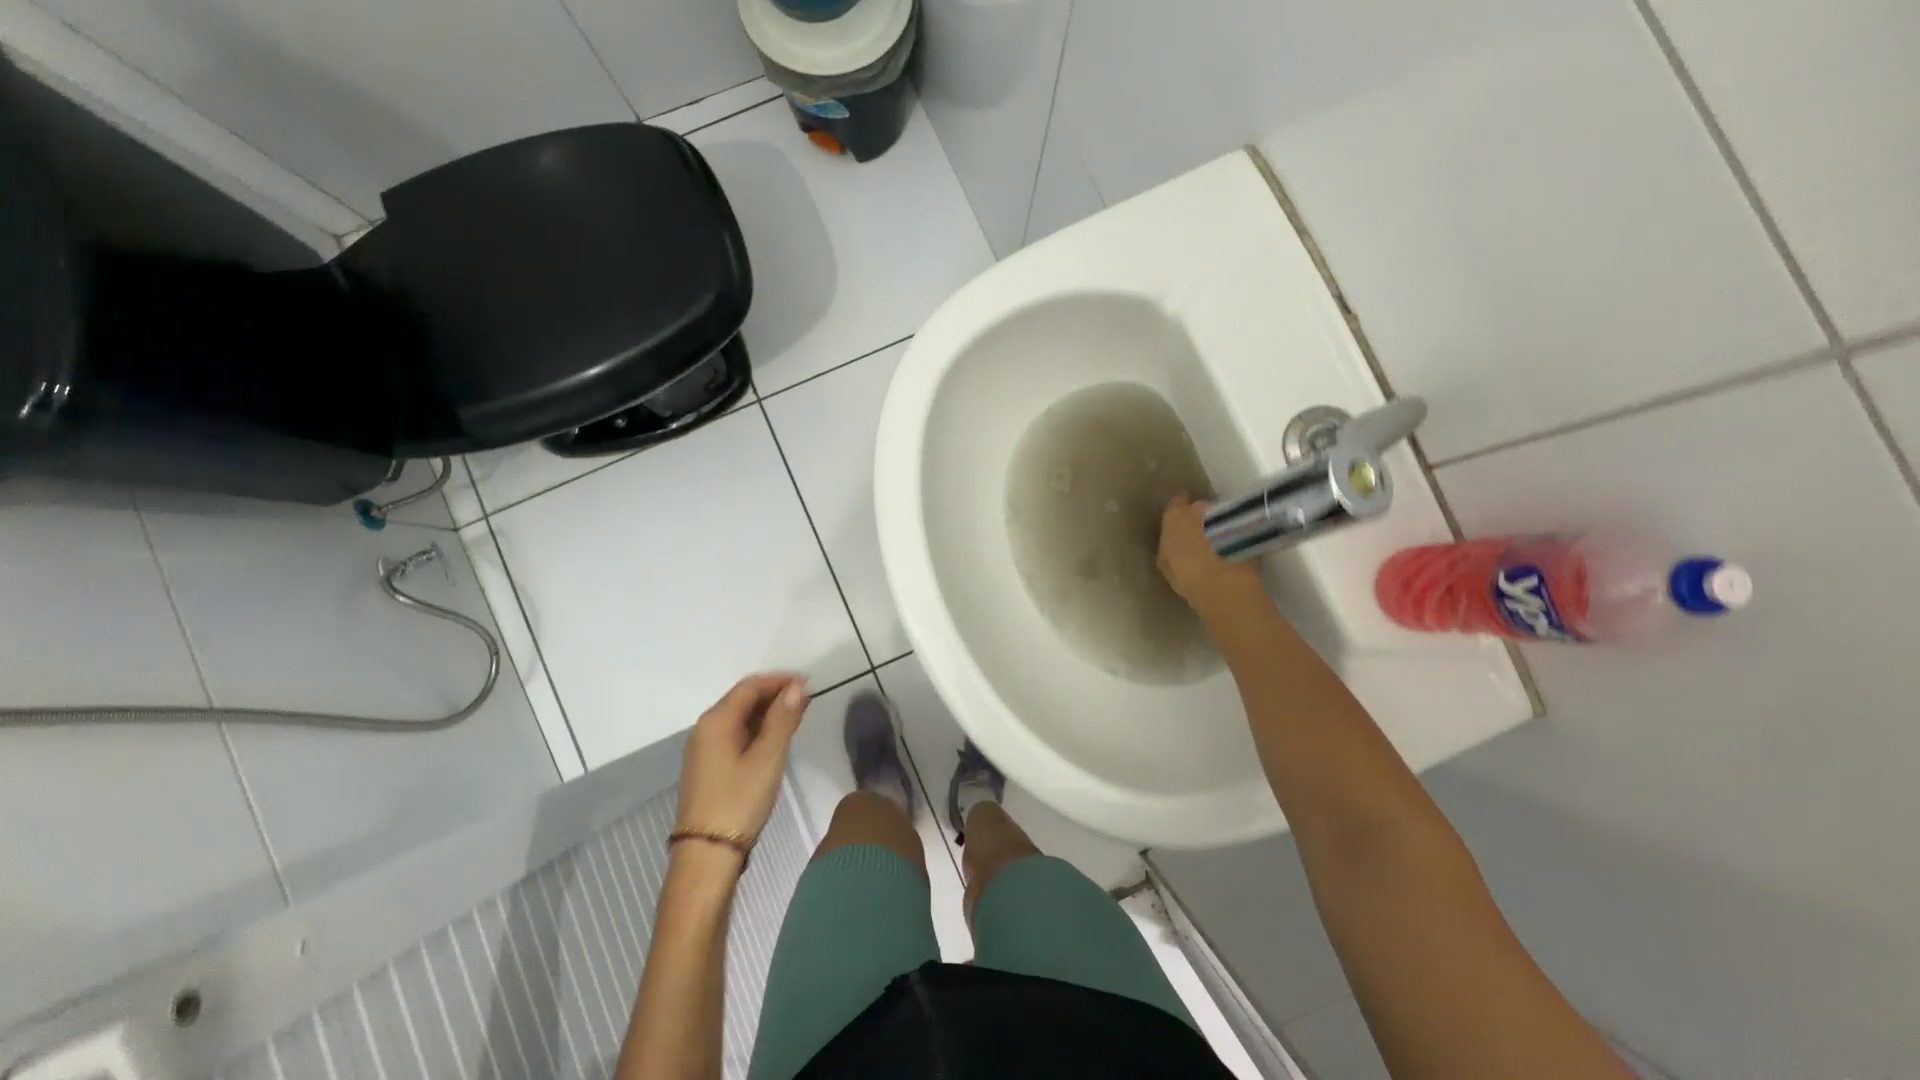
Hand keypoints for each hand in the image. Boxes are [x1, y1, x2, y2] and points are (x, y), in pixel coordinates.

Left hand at [675, 673, 808, 842]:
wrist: (707, 853)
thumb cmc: (740, 801)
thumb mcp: (767, 758)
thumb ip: (782, 720)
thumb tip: (795, 688)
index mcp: (716, 720)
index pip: (750, 686)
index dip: (780, 680)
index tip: (809, 683)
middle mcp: (705, 728)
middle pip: (742, 699)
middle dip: (775, 695)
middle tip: (807, 700)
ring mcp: (704, 748)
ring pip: (739, 718)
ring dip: (767, 713)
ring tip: (797, 717)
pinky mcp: (708, 766)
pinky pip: (735, 735)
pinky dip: (757, 730)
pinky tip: (775, 740)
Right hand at [1158, 495, 1265, 614]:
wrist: (1223, 582)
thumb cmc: (1185, 575)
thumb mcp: (1166, 563)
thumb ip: (1170, 546)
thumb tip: (1176, 542)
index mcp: (1175, 516)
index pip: (1176, 503)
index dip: (1179, 513)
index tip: (1181, 524)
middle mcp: (1199, 507)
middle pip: (1199, 508)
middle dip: (1200, 519)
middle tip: (1201, 537)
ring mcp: (1224, 514)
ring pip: (1219, 516)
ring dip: (1218, 526)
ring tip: (1219, 545)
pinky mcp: (1246, 525)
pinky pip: (1236, 527)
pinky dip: (1234, 534)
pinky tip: (1233, 550)